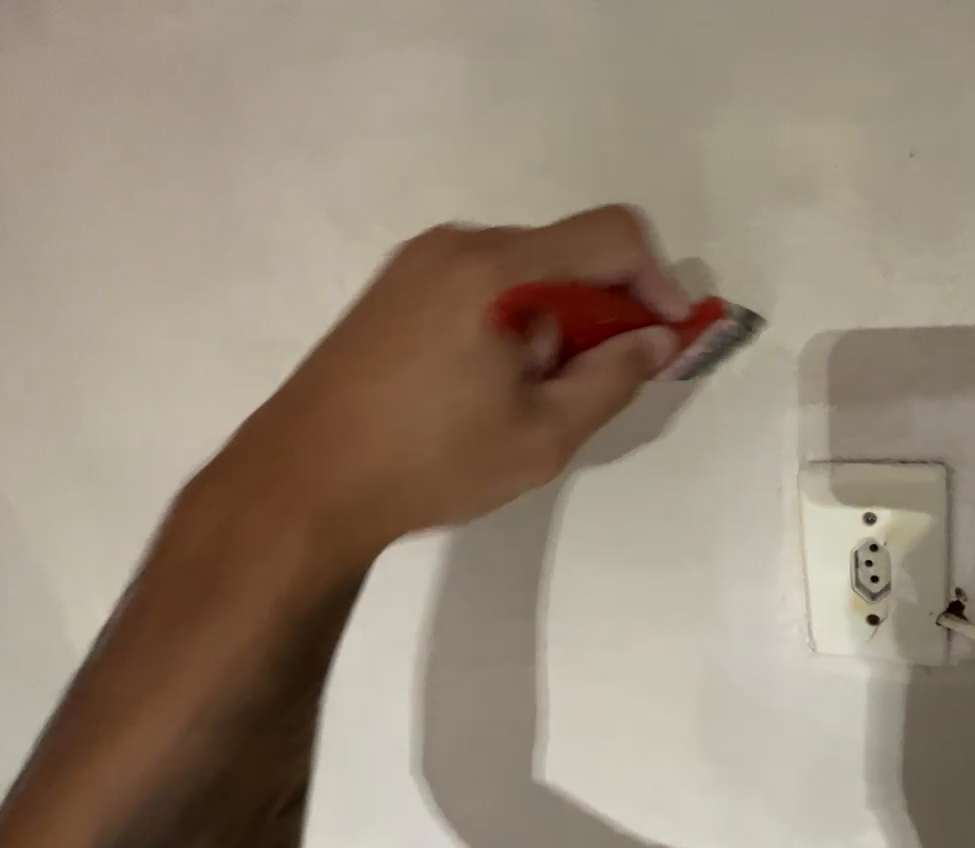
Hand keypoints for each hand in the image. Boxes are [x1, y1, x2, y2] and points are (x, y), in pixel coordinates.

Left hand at [205, 205, 690, 570]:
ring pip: (528, 274)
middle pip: (568, 253)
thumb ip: (613, 378)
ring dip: (557, 325)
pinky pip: (486, 288)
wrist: (302, 483)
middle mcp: (456, 246)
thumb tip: (658, 337)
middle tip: (598, 384)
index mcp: (495, 270)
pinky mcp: (398, 290)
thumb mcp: (545, 435)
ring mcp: (419, 264)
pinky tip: (493, 387)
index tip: (671, 336)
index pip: (611, 236)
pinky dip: (517, 325)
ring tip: (532, 398)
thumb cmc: (432, 463)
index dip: (658, 281)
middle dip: (604, 314)